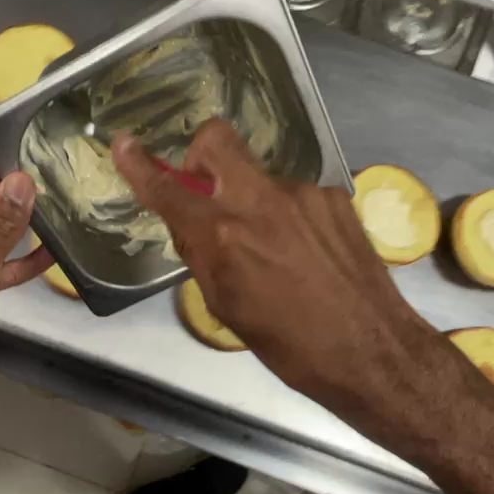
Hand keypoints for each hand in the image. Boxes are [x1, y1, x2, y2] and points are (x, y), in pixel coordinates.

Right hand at [111, 120, 487, 451]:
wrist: (370, 352)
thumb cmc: (288, 345)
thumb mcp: (225, 306)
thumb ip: (202, 256)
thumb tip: (192, 227)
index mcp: (224, 236)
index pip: (168, 191)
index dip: (139, 166)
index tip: (123, 143)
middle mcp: (260, 202)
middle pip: (216, 141)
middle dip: (200, 156)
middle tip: (207, 192)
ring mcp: (303, 193)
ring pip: (259, 178)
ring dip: (252, 203)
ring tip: (275, 254)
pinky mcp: (334, 199)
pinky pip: (294, 197)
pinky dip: (288, 218)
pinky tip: (306, 255)